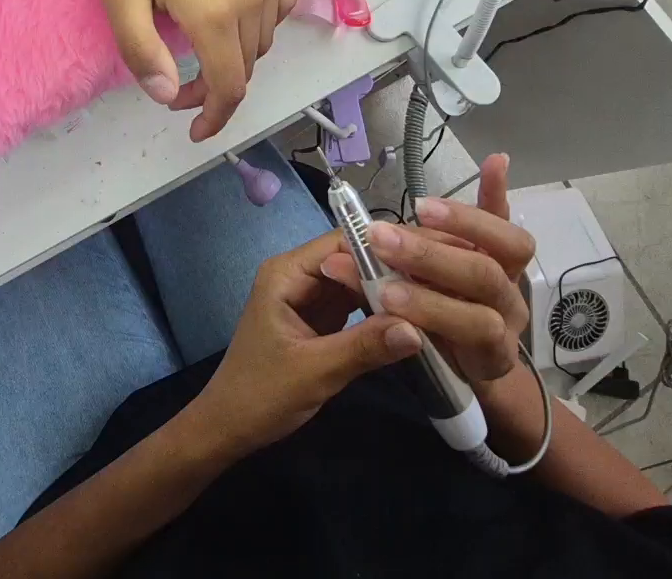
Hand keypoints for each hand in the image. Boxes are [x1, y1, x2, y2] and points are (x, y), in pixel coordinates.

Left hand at [96, 0, 295, 141]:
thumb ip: (142, 51)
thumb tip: (168, 95)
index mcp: (214, 10)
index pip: (229, 85)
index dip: (214, 116)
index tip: (196, 130)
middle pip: (247, 65)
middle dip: (216, 87)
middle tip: (182, 83)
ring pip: (265, 38)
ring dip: (238, 55)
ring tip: (204, 46)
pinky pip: (283, 3)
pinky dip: (264, 22)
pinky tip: (238, 14)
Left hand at [186, 232, 422, 454]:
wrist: (229, 428)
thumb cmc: (261, 394)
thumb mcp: (315, 371)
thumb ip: (364, 347)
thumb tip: (418, 327)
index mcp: (286, 273)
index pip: (341, 243)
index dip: (383, 250)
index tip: (428, 263)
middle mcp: (298, 276)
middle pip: (352, 259)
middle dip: (392, 271)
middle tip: (442, 283)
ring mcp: (310, 297)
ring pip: (357, 282)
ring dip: (390, 292)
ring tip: (436, 297)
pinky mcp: (320, 319)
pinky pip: (355, 305)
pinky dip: (380, 312)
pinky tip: (413, 319)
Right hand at [320, 154, 534, 391]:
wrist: (482, 369)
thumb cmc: (441, 366)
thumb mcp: (413, 355)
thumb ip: (374, 311)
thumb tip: (334, 265)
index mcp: (492, 350)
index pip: (471, 323)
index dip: (431, 306)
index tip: (384, 291)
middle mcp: (511, 310)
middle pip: (484, 277)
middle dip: (430, 257)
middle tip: (380, 238)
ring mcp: (516, 281)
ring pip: (506, 247)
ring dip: (460, 221)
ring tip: (418, 208)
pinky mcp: (508, 256)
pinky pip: (506, 221)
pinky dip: (496, 192)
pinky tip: (494, 161)